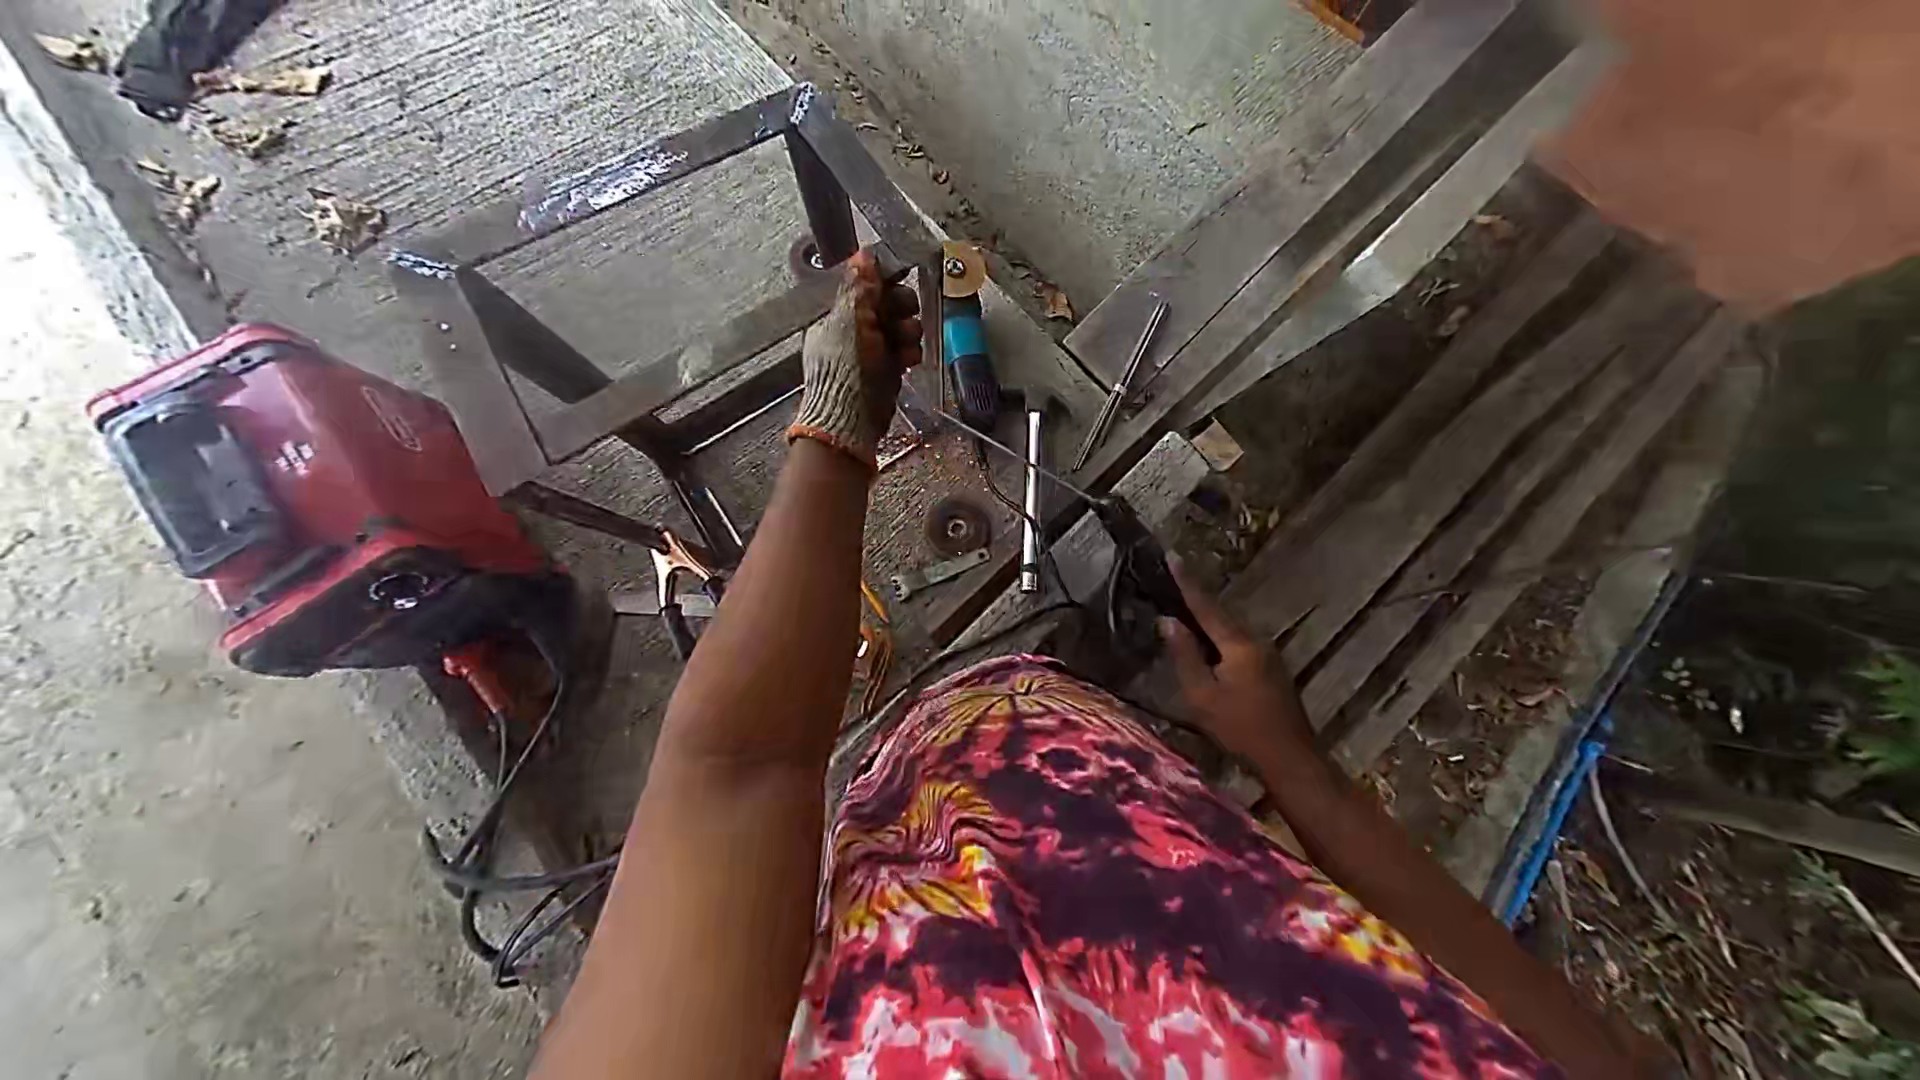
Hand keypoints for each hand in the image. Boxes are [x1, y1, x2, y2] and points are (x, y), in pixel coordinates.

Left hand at [788, 249, 922, 468]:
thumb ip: (859, 287)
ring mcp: (869, 349)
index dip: (883, 280)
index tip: (898, 280)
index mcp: (835, 312)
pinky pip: (903, 350)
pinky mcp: (885, 369)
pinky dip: (909, 353)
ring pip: (899, 326)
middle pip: (886, 302)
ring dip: (908, 331)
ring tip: (906, 345)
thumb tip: (863, 253)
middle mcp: (851, 327)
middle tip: (906, 314)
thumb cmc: (846, 368)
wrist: (851, 419)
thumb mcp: (851, 321)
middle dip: (901, 307)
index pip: (864, 283)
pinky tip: (908, 361)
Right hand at [1158, 559, 1314, 764]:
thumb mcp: (1202, 694)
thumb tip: (1167, 620)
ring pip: (1230, 628)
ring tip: (1181, 609)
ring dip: (1206, 618)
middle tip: (1171, 581)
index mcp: (1239, 644)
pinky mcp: (1270, 668)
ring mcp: (1267, 654)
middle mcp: (1256, 640)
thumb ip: (1184, 655)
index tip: (1172, 555)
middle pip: (1220, 613)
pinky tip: (1205, 643)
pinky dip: (1218, 636)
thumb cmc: (1240, 728)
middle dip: (1195, 597)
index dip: (1187, 581)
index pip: (1206, 605)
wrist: (1290, 758)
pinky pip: (1237, 641)